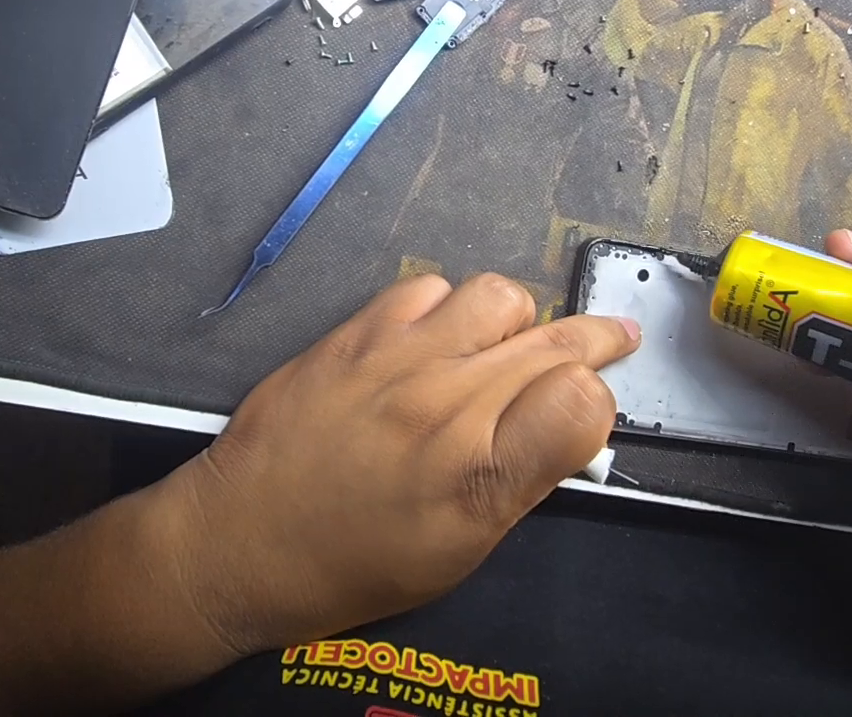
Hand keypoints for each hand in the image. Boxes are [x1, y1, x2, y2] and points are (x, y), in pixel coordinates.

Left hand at [160, 273, 640, 658]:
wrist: (240, 538)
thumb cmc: (351, 563)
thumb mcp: (456, 551)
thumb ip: (521, 478)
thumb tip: (566, 423)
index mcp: (480, 475)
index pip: (583, 399)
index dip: (598, 398)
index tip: (587, 404)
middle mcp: (447, 402)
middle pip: (555, 339)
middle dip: (595, 338)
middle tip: (611, 338)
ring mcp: (399, 356)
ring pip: (500, 296)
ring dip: (516, 320)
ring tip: (503, 344)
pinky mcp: (357, 330)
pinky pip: (429, 287)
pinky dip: (446, 307)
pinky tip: (435, 335)